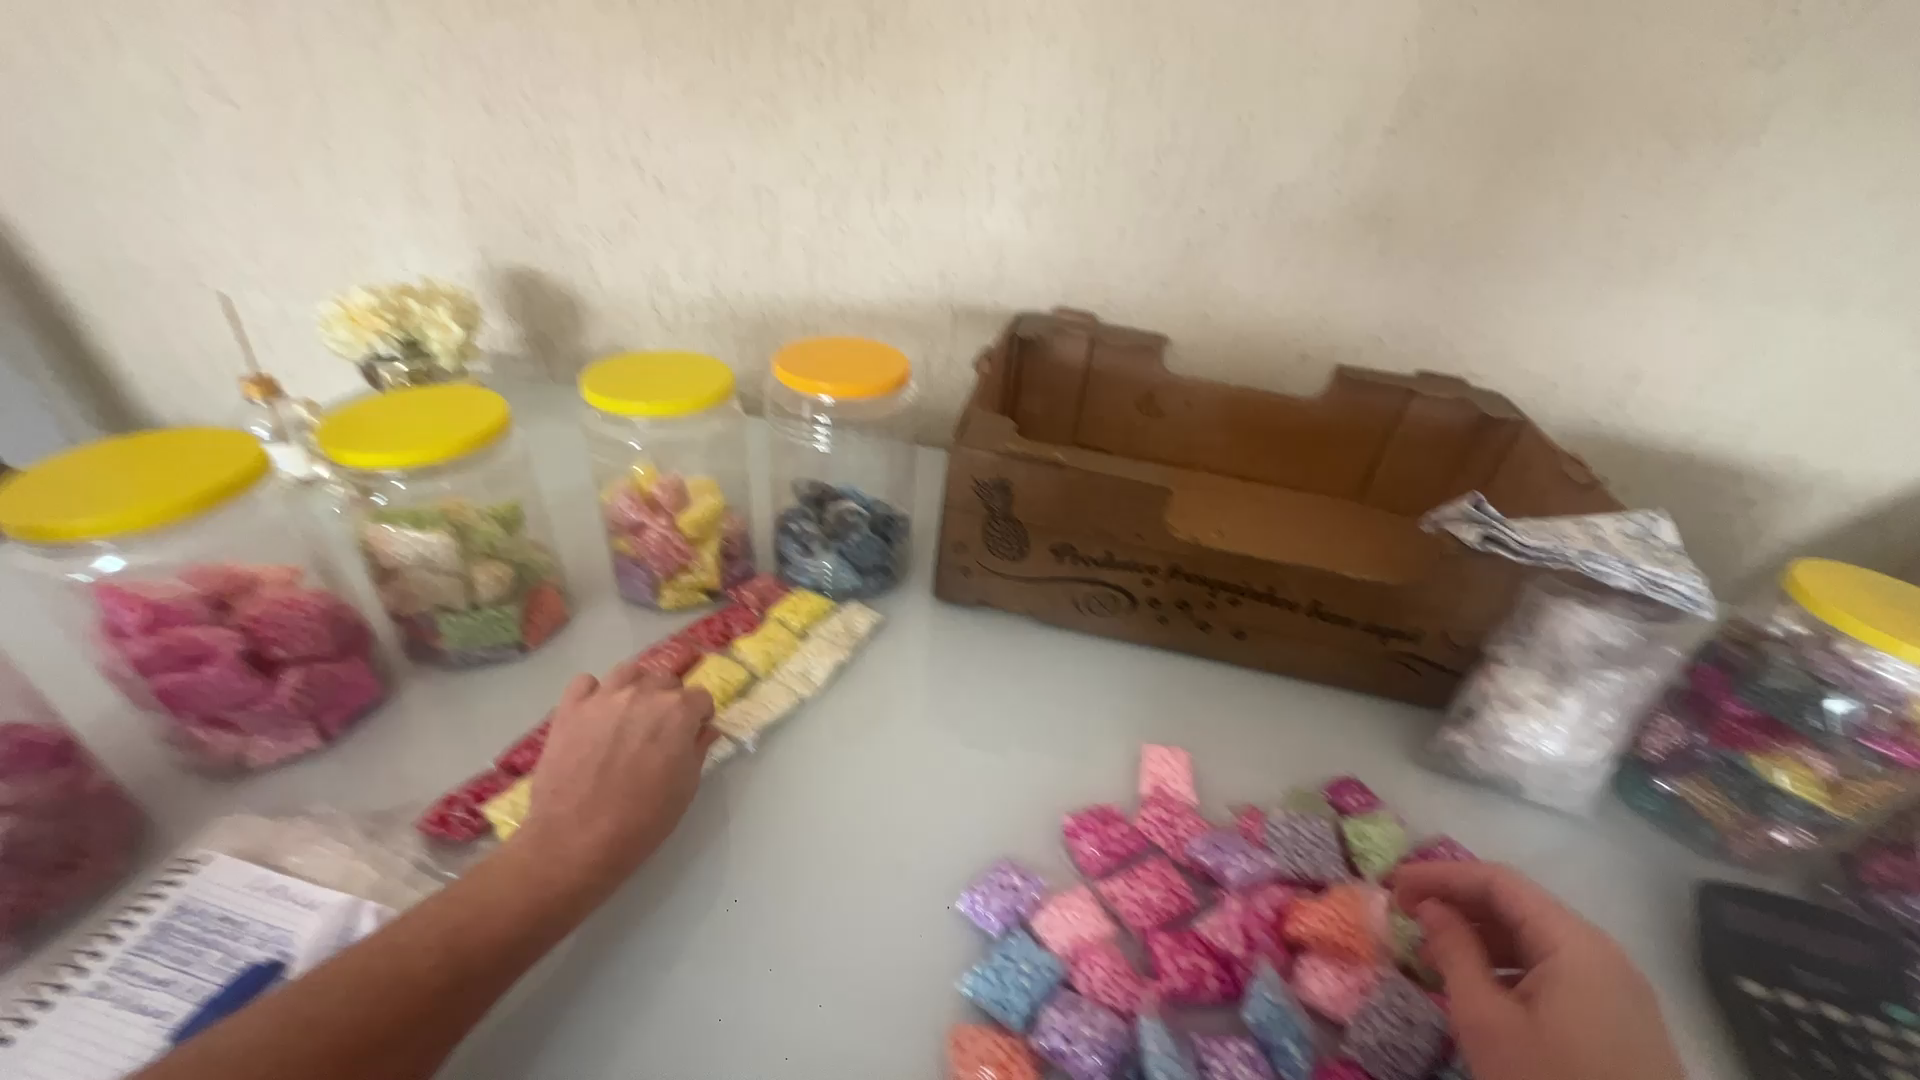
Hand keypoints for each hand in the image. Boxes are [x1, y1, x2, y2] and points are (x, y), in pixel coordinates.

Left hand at [514, 659, 716, 890]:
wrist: (575, 841)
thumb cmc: (642, 820)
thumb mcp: (686, 788)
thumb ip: (698, 750)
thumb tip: (705, 730)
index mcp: (678, 712)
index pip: (700, 696)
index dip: (700, 715)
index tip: (693, 733)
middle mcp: (643, 694)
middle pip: (666, 679)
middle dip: (670, 699)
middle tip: (661, 728)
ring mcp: (603, 698)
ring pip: (629, 671)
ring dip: (637, 686)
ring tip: (631, 712)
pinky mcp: (569, 708)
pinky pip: (586, 682)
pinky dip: (595, 692)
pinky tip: (596, 714)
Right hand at [1393, 862, 1686, 1079]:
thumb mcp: (1486, 1020)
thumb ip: (1454, 952)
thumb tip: (1430, 907)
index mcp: (1575, 942)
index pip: (1498, 881)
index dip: (1440, 874)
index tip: (1393, 885)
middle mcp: (1603, 952)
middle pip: (1518, 905)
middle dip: (1457, 902)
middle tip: (1405, 913)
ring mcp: (1617, 987)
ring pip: (1535, 938)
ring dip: (1479, 934)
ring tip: (1431, 951)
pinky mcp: (1619, 1019)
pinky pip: (1554, 969)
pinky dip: (1508, 963)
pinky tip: (1477, 984)